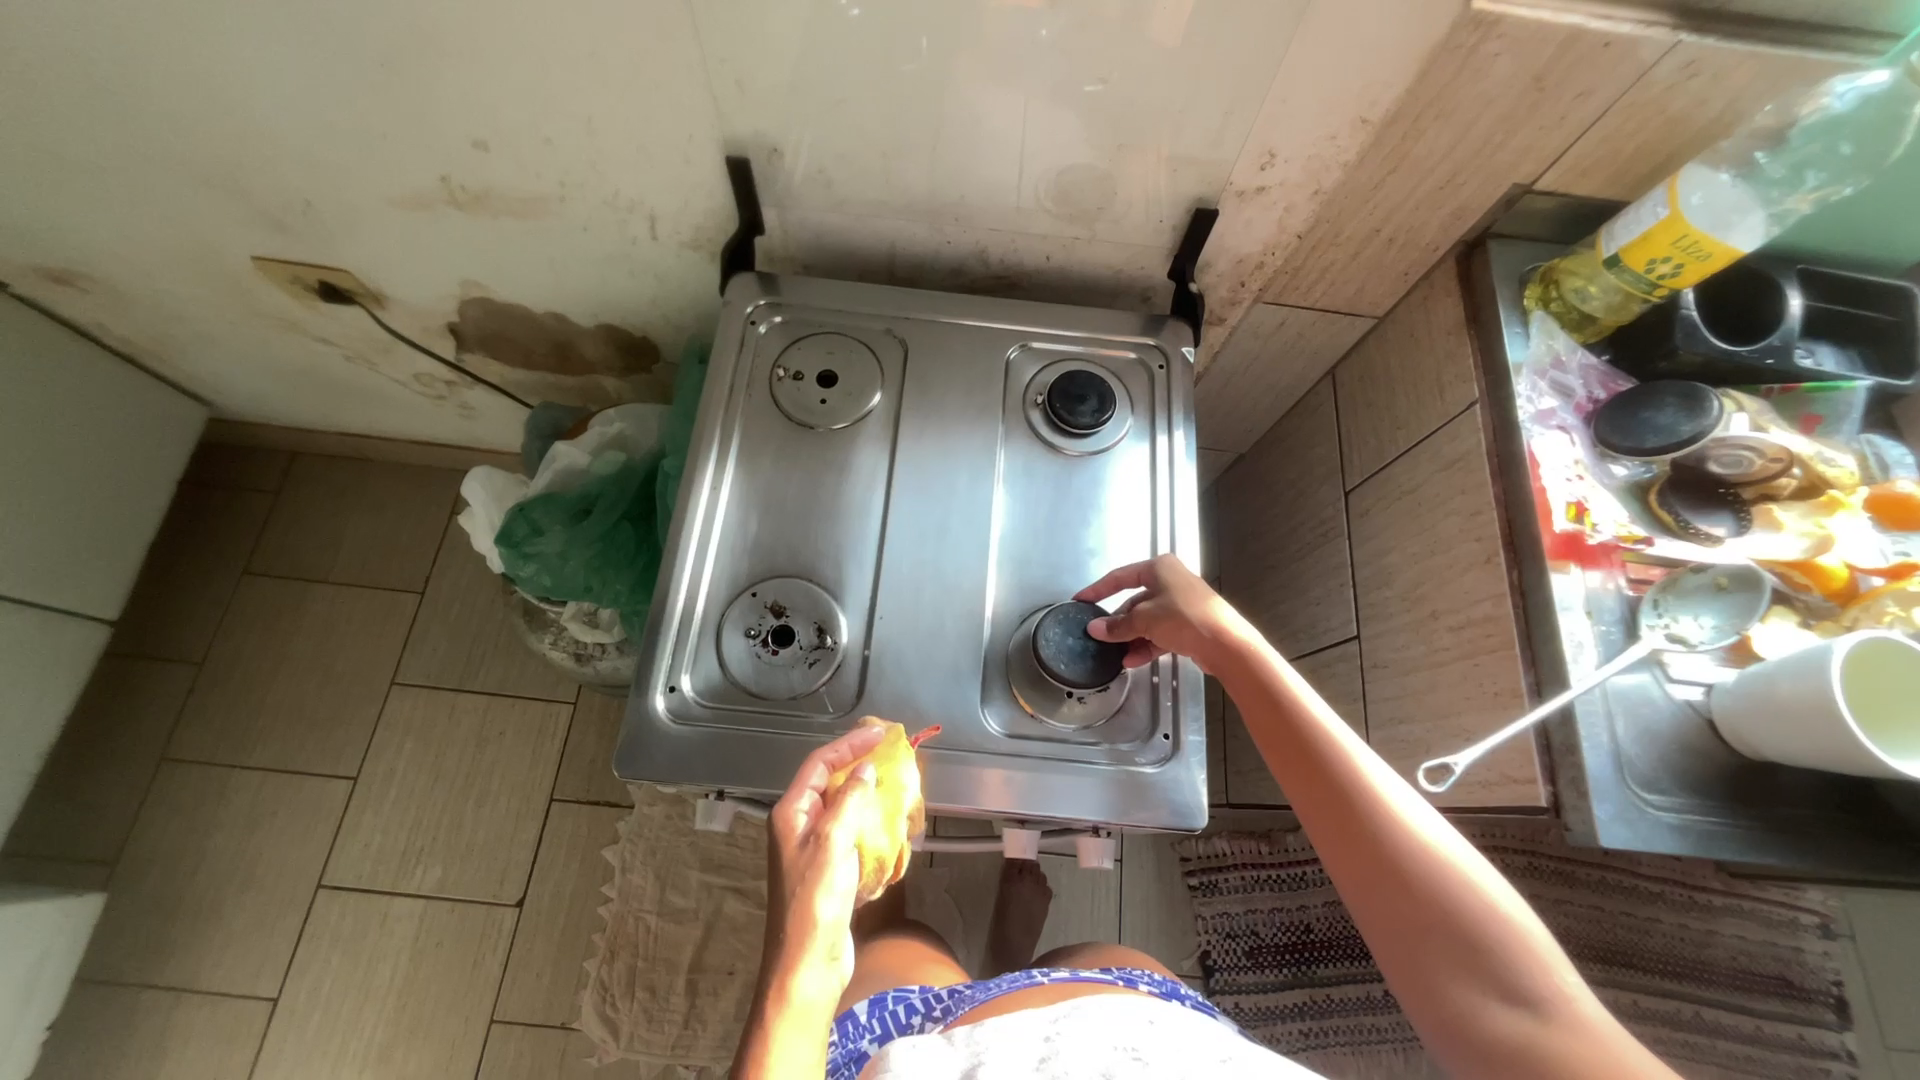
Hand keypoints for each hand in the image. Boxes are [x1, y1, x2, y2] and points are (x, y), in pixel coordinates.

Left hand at [765, 723, 886, 995]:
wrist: (808, 964)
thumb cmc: (815, 901)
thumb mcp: (832, 842)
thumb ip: (849, 800)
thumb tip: (865, 769)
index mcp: (791, 813)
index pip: (819, 764)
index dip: (849, 744)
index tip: (880, 733)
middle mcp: (800, 826)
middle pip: (831, 784)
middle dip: (861, 769)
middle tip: (893, 758)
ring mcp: (815, 850)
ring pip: (845, 811)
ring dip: (871, 800)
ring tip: (900, 792)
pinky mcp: (831, 872)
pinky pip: (854, 838)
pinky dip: (873, 830)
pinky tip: (894, 834)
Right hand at [1075, 554, 1253, 673]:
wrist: (1227, 644)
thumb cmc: (1184, 618)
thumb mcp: (1144, 620)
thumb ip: (1117, 625)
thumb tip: (1094, 629)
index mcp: (1159, 568)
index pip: (1119, 577)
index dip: (1097, 590)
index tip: (1079, 601)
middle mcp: (1170, 581)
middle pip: (1134, 601)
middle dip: (1118, 622)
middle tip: (1100, 637)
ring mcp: (1181, 604)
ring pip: (1147, 620)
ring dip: (1131, 638)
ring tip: (1115, 654)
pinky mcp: (1188, 625)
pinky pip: (1160, 633)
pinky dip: (1146, 645)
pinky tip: (1132, 661)